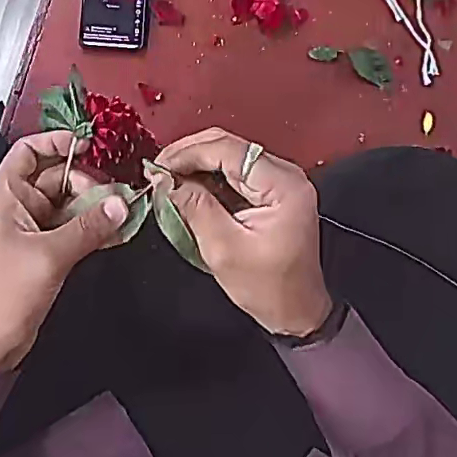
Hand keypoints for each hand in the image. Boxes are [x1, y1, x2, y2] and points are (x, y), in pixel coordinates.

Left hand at [0, 131, 125, 373]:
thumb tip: (121, 204)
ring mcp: (31, 229)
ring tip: (123, 214)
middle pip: (57, 176)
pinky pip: (73, 228)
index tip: (89, 146)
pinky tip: (117, 232)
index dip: (57, 142)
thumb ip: (89, 227)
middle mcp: (17, 206)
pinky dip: (93, 228)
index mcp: (4, 194)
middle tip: (114, 197)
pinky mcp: (44, 251)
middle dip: (88, 183)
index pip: (29, 150)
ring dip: (96, 207)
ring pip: (69, 203)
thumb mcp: (48, 256)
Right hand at [152, 129, 332, 336]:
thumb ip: (194, 207)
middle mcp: (285, 173)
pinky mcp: (271, 187)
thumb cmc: (268, 288)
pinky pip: (234, 169)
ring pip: (229, 153)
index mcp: (283, 185)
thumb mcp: (224, 250)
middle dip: (189, 154)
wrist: (297, 311)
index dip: (188, 154)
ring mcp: (280, 178)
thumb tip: (164, 179)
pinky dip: (208, 173)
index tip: (158, 167)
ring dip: (196, 162)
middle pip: (229, 145)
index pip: (229, 150)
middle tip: (158, 171)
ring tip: (167, 177)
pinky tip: (187, 184)